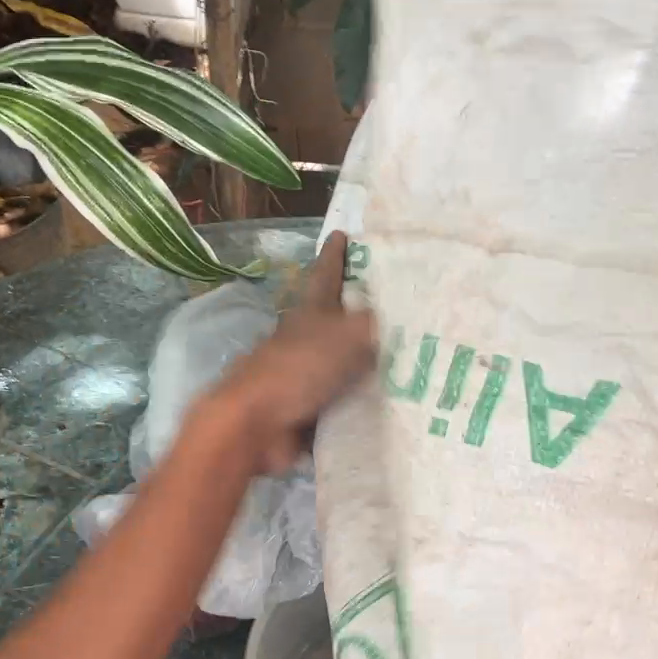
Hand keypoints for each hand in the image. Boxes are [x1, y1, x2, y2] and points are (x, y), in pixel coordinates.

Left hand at [212, 232, 377, 474]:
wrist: (256, 424)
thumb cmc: (298, 368)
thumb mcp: (345, 336)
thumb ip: (370, 324)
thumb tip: (383, 319)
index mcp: (309, 312)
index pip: (325, 274)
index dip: (335, 255)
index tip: (342, 234)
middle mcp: (304, 339)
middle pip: (335, 319)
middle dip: (358, 311)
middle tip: (391, 306)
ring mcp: (303, 375)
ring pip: (341, 361)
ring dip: (365, 360)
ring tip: (401, 358)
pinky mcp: (306, 408)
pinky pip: (342, 399)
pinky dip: (360, 398)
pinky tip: (386, 400)